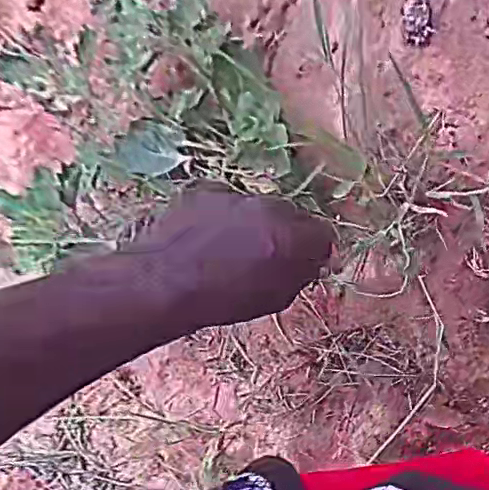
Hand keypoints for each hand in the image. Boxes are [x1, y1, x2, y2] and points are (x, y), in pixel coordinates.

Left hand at [112, 191, 332, 325]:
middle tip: (275, 256)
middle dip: (289, 233)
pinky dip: (226, 216)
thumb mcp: (277, 297)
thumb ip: (302, 274)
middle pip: (293, 214)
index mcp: (292, 236)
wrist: (164, 283)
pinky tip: (212, 239)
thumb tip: (314, 263)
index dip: (318, 249)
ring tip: (239, 249)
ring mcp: (234, 195)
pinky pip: (227, 201)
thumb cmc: (227, 300)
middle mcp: (268, 207)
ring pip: (259, 206)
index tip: (311, 262)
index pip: (323, 233)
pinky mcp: (204, 190)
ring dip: (258, 223)